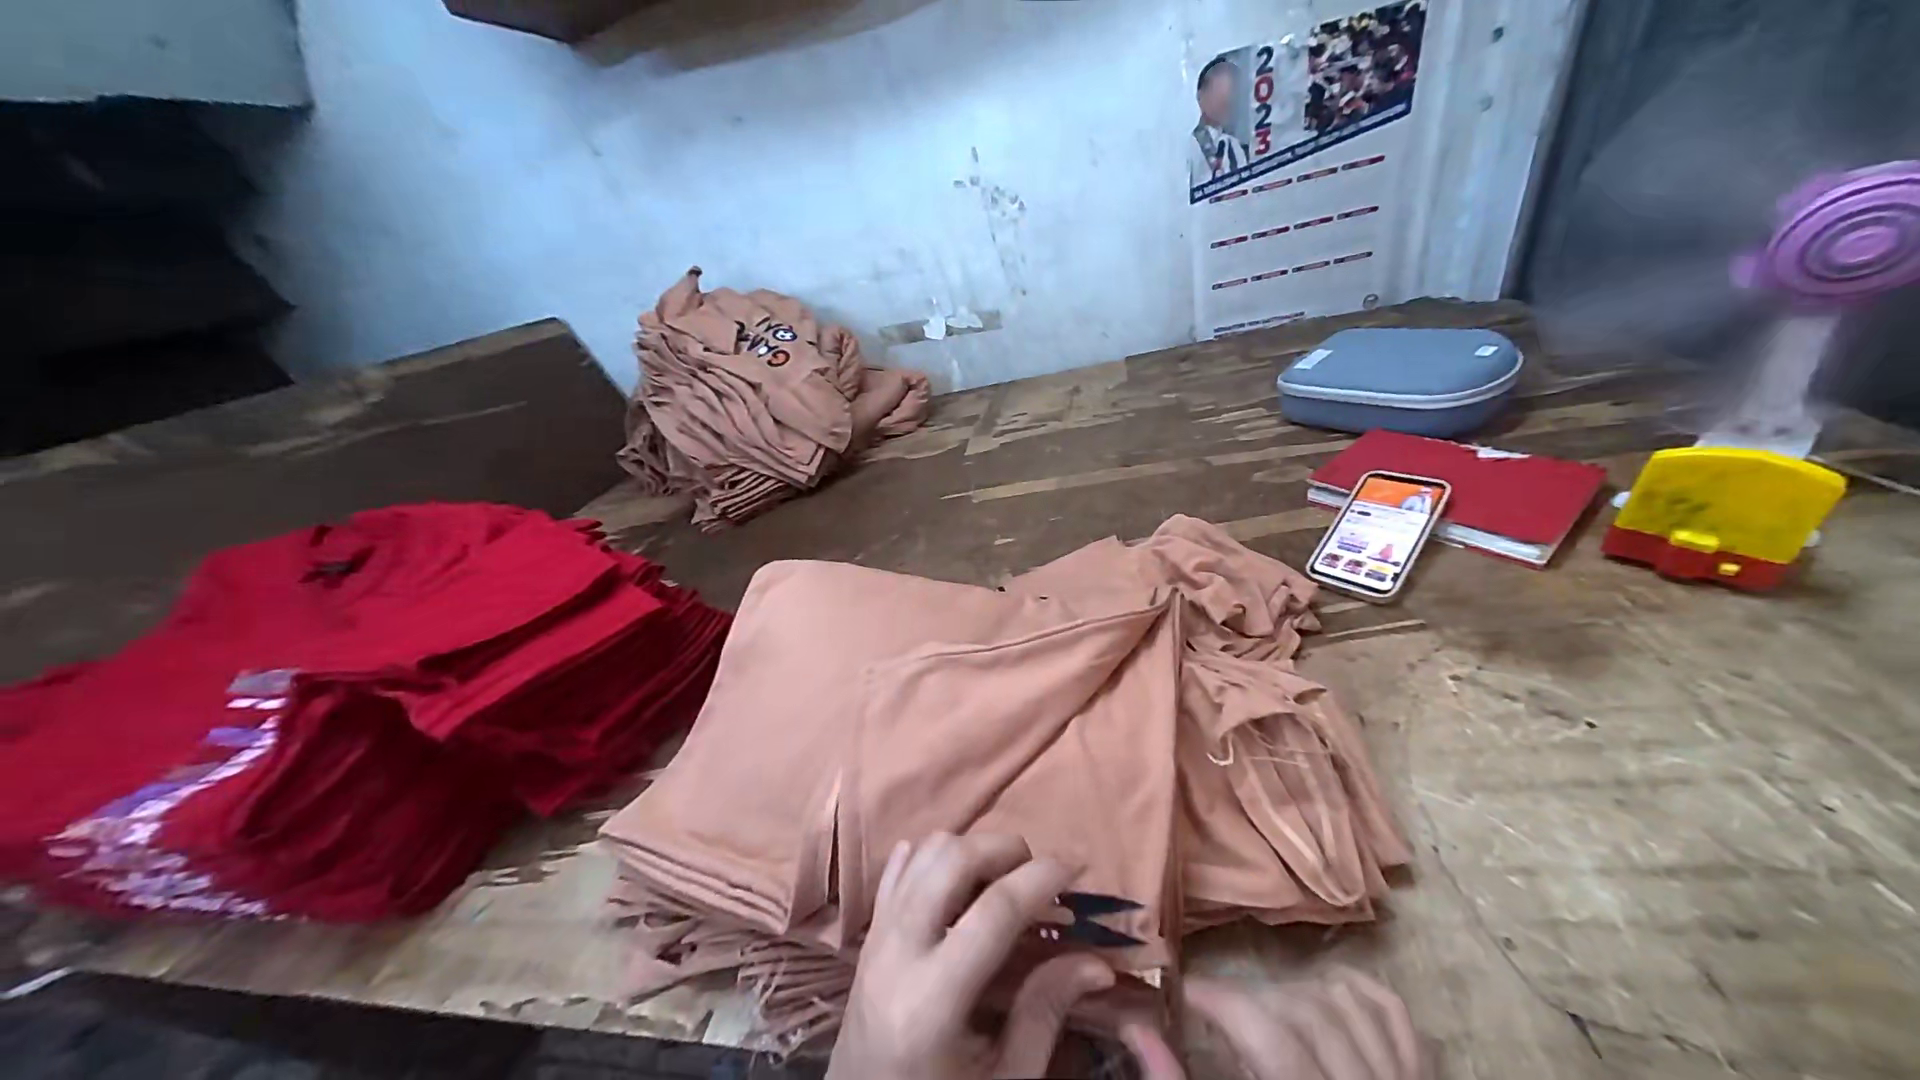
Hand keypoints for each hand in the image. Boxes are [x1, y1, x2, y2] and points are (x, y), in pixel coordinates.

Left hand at [826, 832, 1122, 1079]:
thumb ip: (1045, 1013)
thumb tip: (1096, 963)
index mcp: (933, 1001)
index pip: (994, 911)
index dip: (1040, 878)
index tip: (1074, 866)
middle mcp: (898, 952)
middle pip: (952, 860)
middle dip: (1003, 850)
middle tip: (1037, 876)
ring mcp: (876, 937)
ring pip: (924, 853)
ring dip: (970, 849)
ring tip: (1002, 878)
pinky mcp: (868, 934)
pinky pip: (897, 869)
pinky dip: (932, 857)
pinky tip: (958, 878)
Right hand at [1184, 968, 1422, 1079]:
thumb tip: (1137, 1028)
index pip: (1267, 1034)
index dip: (1218, 998)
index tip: (1183, 992)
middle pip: (1305, 1012)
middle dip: (1249, 996)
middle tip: (1216, 1009)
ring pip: (1347, 1005)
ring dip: (1295, 992)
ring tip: (1261, 1010)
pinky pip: (1393, 1017)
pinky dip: (1355, 992)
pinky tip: (1320, 994)